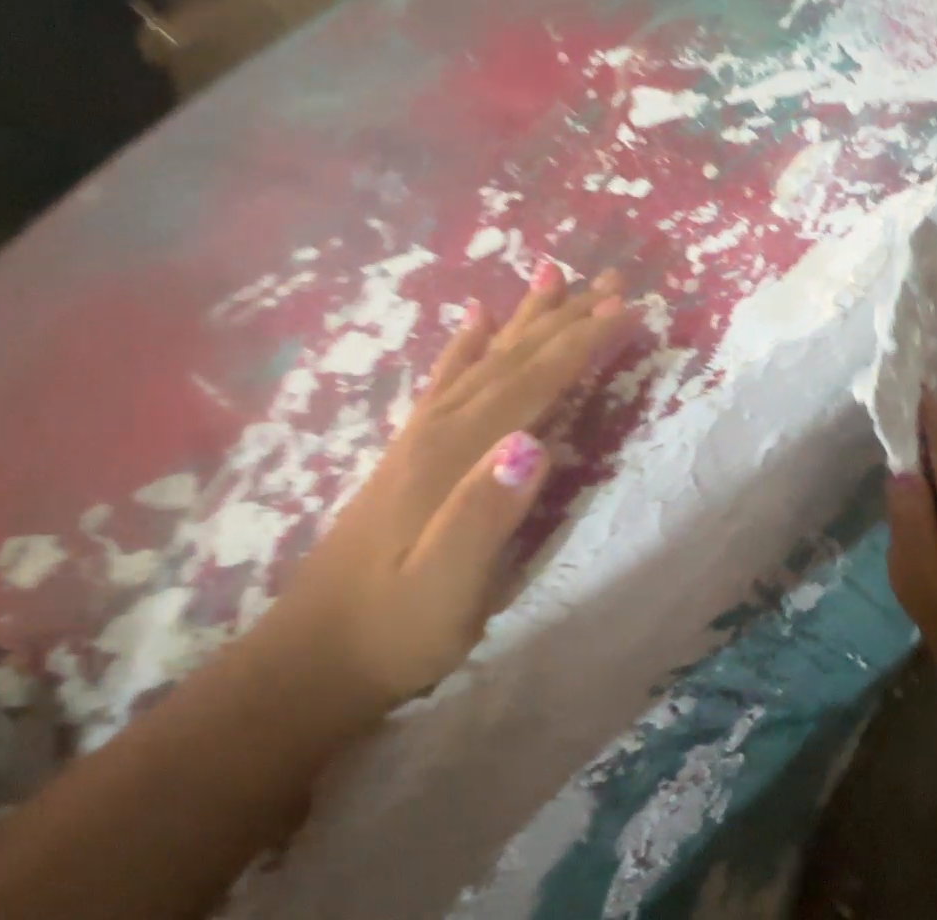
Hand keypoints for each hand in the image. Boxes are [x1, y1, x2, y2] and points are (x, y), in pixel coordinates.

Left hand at [268, 263, 630, 710]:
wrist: (311, 661)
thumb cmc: (395, 632)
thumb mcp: (447, 588)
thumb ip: (486, 514)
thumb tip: (534, 442)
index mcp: (452, 456)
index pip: (529, 384)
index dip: (579, 343)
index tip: (626, 307)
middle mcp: (435, 432)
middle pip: (509, 360)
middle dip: (563, 317)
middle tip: (609, 279)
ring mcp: (418, 440)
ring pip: (482, 361)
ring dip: (523, 319)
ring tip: (550, 274)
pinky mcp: (410, 456)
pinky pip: (447, 382)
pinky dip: (467, 345)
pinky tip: (476, 321)